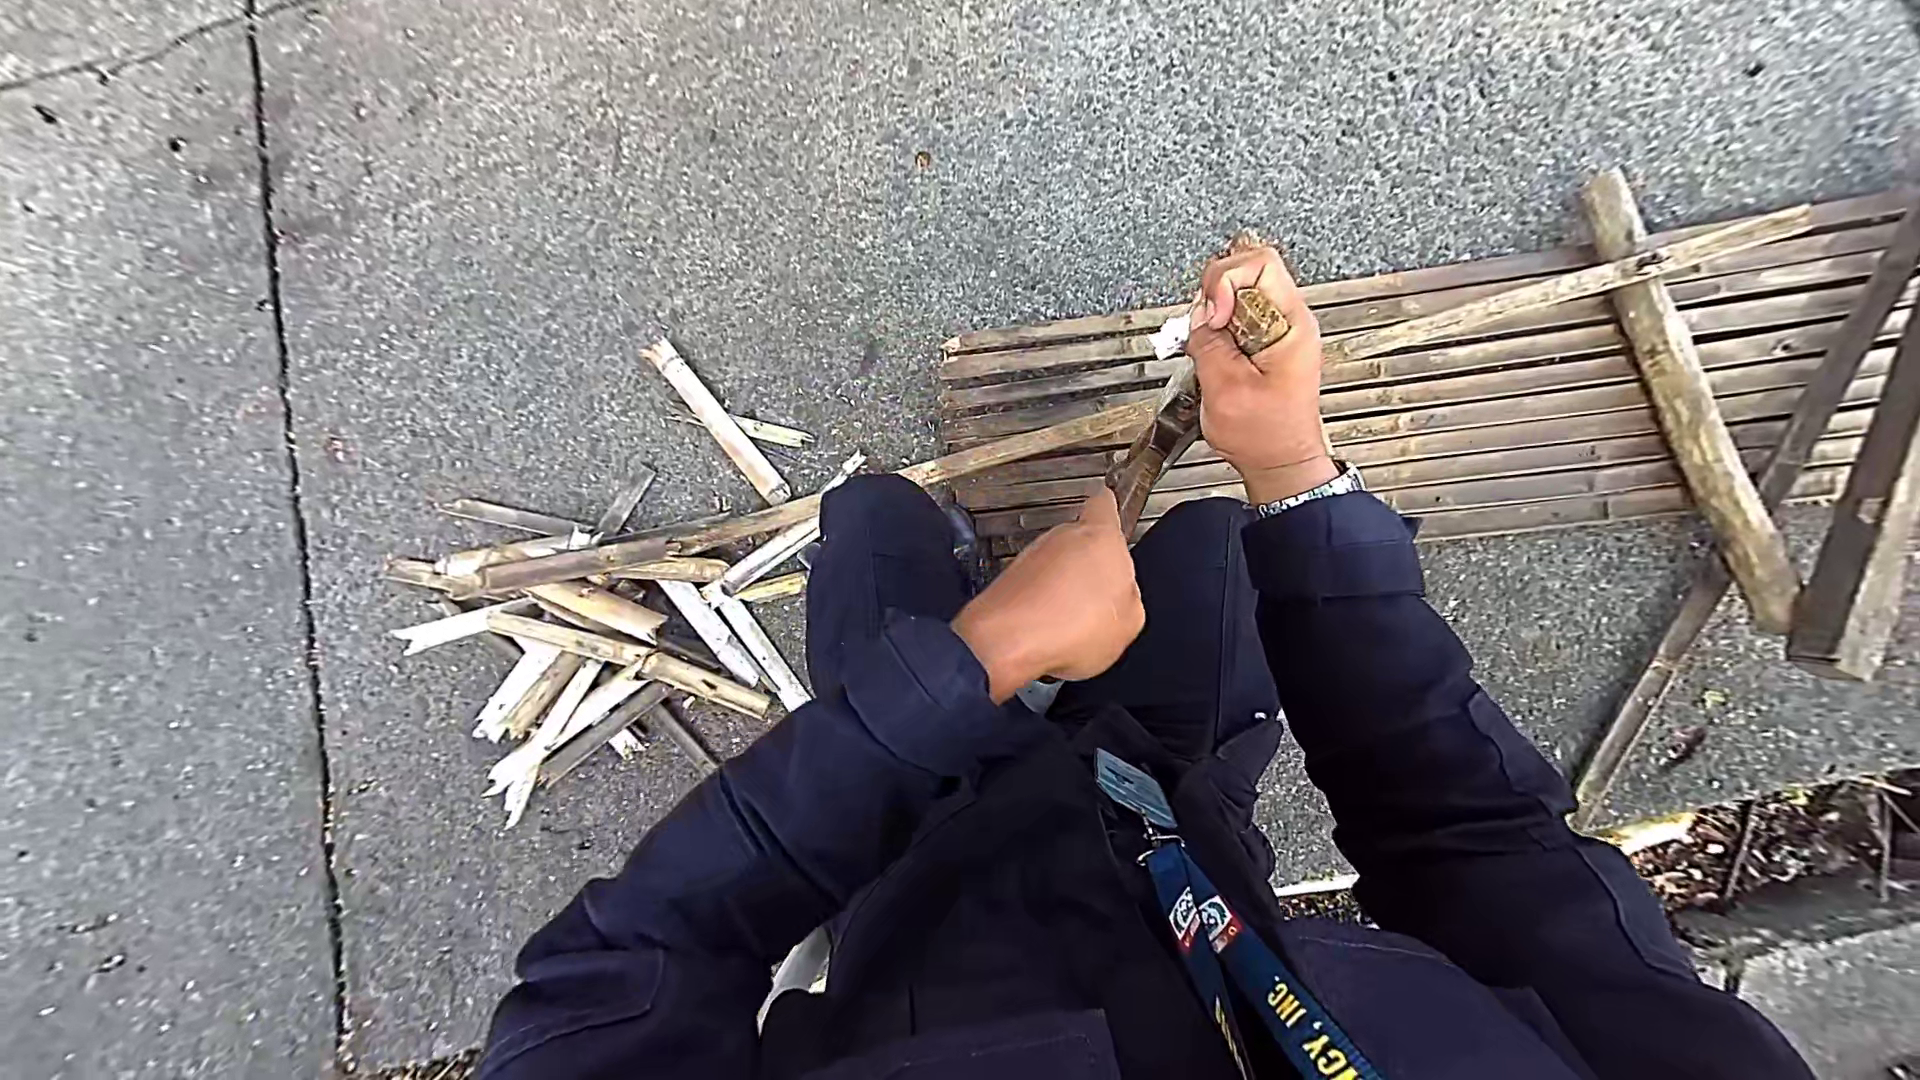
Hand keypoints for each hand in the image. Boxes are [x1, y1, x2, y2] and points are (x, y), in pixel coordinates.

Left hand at [951, 488, 1144, 702]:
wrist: (1006, 643)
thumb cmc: (1066, 626)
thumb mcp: (1130, 620)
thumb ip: (1131, 595)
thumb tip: (1125, 596)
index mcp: (1099, 536)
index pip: (1104, 504)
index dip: (1110, 509)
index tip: (1112, 509)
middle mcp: (1061, 538)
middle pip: (1082, 544)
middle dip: (1090, 570)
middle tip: (1101, 602)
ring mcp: (1031, 557)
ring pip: (1056, 568)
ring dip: (1064, 591)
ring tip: (1073, 625)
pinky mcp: (1010, 580)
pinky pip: (1035, 590)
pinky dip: (1042, 607)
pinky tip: (1051, 632)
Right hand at [1188, 246, 1338, 503]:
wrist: (1280, 460)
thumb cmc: (1263, 435)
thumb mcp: (1225, 390)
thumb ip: (1209, 346)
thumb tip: (1198, 316)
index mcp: (1288, 325)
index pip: (1258, 264)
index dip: (1223, 283)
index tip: (1211, 319)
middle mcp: (1287, 320)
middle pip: (1246, 270)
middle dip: (1212, 297)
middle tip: (1205, 332)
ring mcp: (1276, 330)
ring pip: (1237, 294)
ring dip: (1211, 318)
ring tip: (1208, 351)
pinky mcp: (1264, 343)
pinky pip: (1235, 319)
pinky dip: (1215, 333)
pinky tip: (1212, 358)